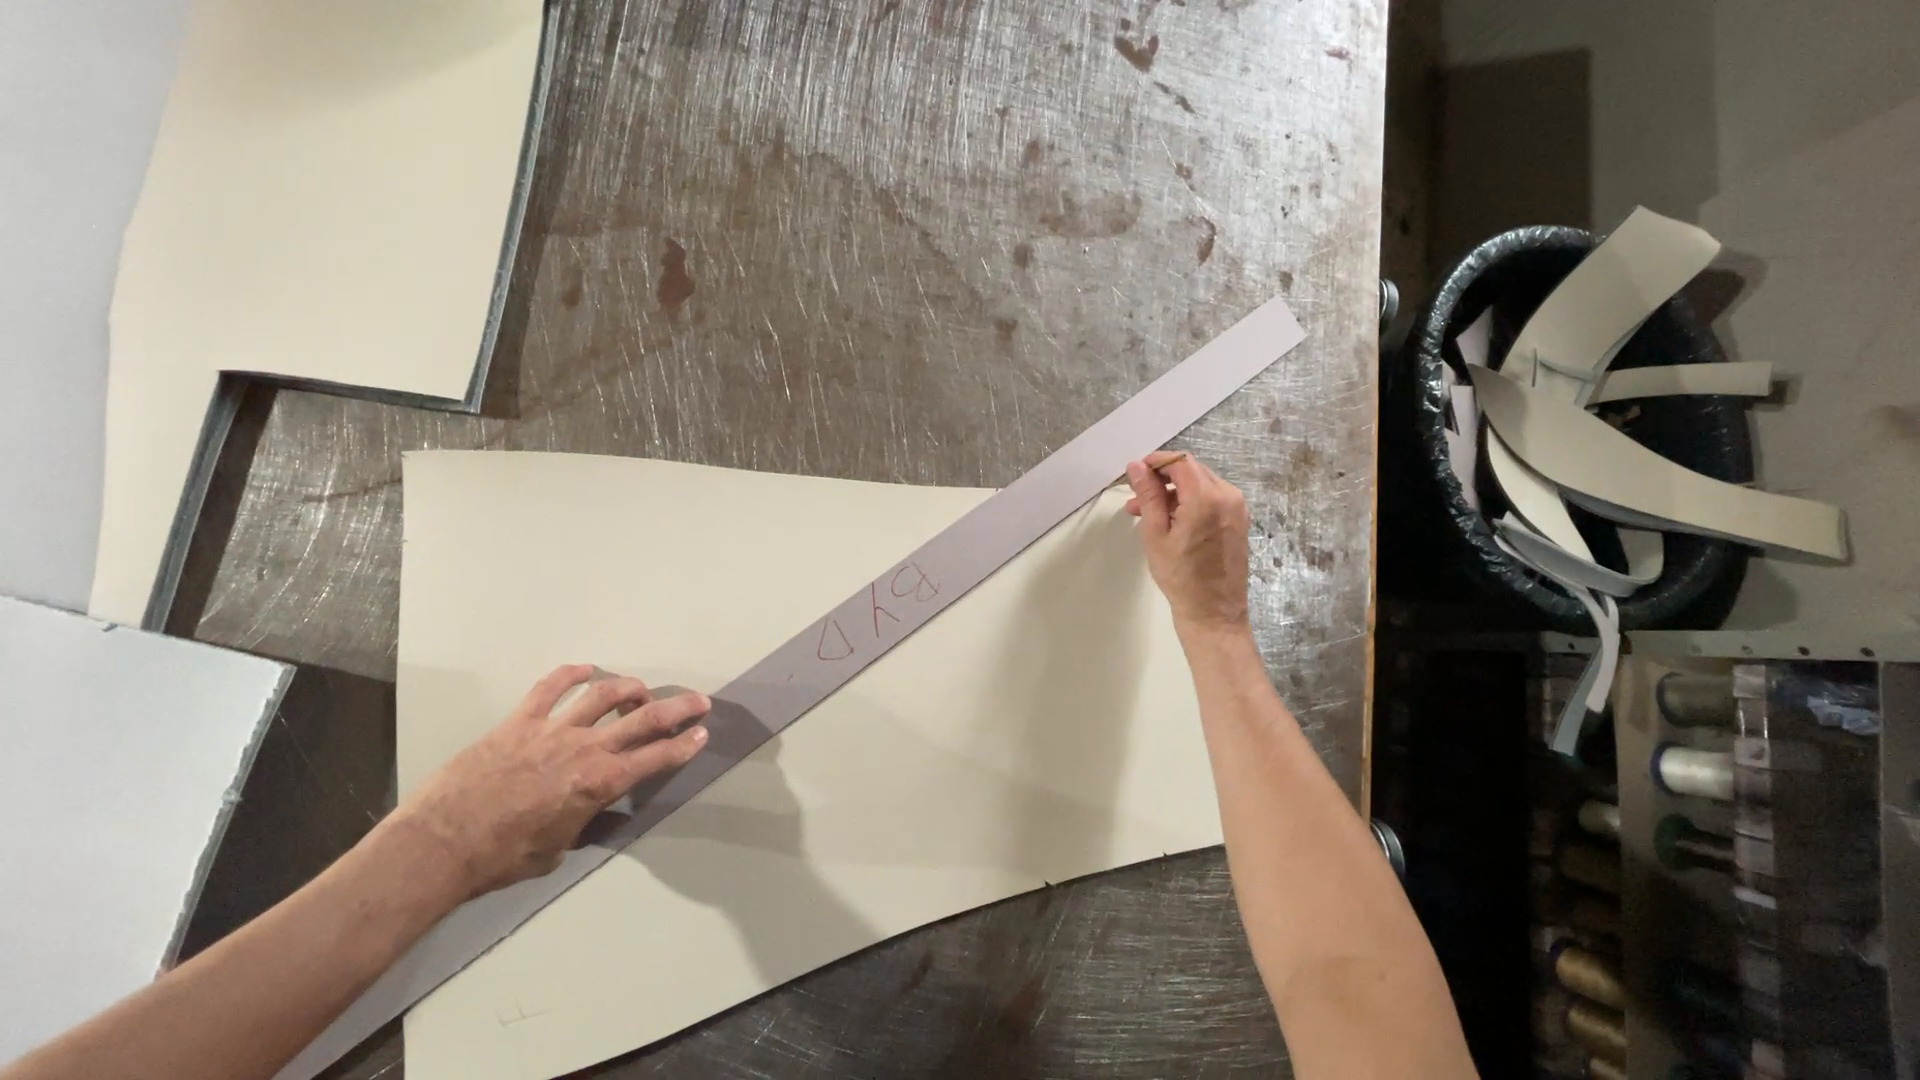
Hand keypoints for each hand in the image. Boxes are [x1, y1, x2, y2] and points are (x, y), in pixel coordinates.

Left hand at [391, 665, 710, 898]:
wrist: (441, 845)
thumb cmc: (502, 858)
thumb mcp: (559, 849)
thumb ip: (584, 821)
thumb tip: (596, 812)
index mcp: (600, 783)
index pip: (656, 758)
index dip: (685, 745)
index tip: (702, 734)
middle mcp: (585, 749)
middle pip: (643, 718)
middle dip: (678, 708)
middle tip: (698, 701)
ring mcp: (552, 730)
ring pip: (603, 694)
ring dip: (629, 687)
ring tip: (641, 689)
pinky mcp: (519, 721)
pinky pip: (550, 687)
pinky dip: (572, 674)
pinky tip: (586, 670)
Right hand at [1124, 451, 1252, 635]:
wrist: (1213, 611)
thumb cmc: (1180, 576)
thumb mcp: (1156, 534)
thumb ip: (1148, 495)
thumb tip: (1137, 466)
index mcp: (1207, 497)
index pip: (1180, 462)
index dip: (1156, 462)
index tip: (1135, 475)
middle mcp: (1228, 495)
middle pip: (1192, 470)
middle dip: (1163, 478)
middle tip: (1136, 499)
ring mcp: (1237, 508)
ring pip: (1201, 484)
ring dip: (1174, 492)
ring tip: (1147, 513)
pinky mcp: (1239, 520)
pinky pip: (1212, 498)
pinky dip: (1190, 502)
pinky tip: (1171, 521)